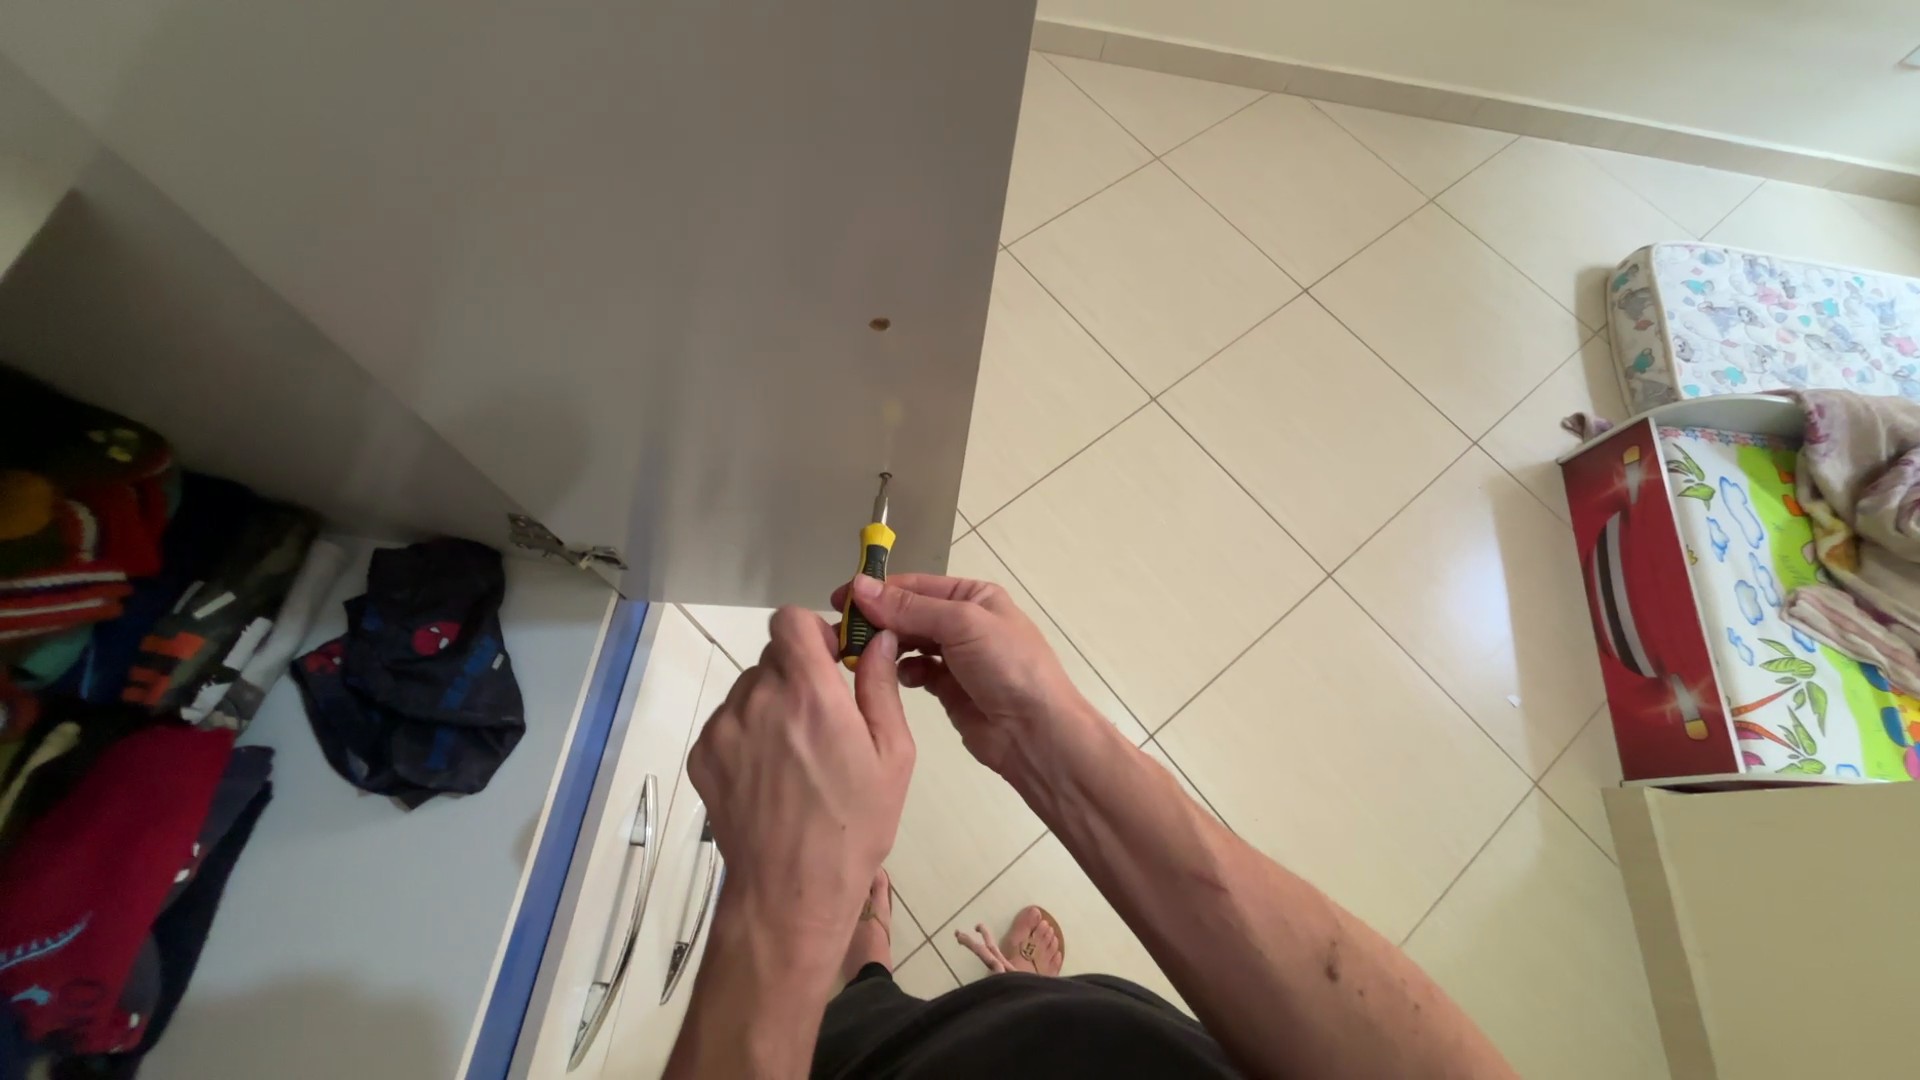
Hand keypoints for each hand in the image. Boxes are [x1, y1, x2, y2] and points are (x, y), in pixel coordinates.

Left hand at [686, 607, 914, 948]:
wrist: (790, 893)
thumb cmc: (855, 824)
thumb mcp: (892, 755)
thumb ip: (881, 687)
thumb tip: (876, 639)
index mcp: (810, 694)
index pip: (789, 620)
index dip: (810, 631)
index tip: (830, 660)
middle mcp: (758, 700)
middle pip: (773, 655)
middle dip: (799, 672)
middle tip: (822, 718)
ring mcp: (723, 729)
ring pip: (749, 687)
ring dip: (772, 701)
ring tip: (794, 753)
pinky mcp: (702, 755)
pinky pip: (728, 720)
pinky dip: (748, 731)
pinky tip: (770, 772)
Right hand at [832, 574, 1103, 779]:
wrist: (1037, 732)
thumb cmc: (1007, 666)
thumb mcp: (961, 624)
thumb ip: (909, 607)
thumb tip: (859, 585)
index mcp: (973, 596)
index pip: (915, 586)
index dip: (877, 590)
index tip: (839, 600)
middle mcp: (964, 621)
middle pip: (909, 613)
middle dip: (878, 621)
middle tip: (842, 634)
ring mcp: (956, 657)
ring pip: (909, 643)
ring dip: (887, 647)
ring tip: (862, 657)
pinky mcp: (948, 689)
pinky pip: (916, 672)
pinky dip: (903, 672)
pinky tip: (898, 677)